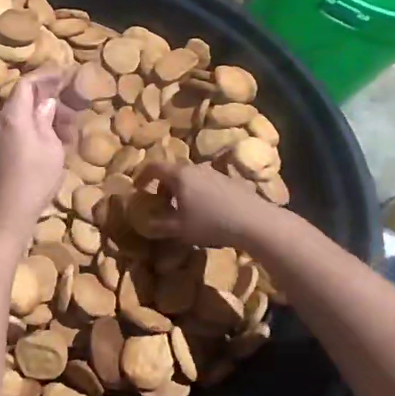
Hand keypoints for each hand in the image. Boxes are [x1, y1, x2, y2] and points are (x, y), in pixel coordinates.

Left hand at [0, 73, 73, 227]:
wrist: (2, 213)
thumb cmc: (33, 179)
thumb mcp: (51, 147)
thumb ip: (47, 120)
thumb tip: (46, 103)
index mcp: (12, 116)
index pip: (26, 84)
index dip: (46, 77)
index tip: (65, 76)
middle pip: (21, 101)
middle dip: (47, 101)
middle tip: (72, 114)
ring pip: (17, 119)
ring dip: (40, 119)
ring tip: (64, 135)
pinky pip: (11, 134)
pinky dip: (29, 132)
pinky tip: (46, 147)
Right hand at [137, 161, 276, 247]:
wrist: (256, 223)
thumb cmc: (211, 222)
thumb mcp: (178, 228)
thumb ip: (156, 224)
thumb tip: (143, 222)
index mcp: (179, 175)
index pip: (153, 167)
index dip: (141, 177)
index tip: (138, 189)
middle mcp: (195, 168)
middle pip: (172, 172)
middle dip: (162, 186)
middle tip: (161, 203)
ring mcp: (215, 173)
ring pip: (190, 177)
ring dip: (181, 190)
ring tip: (183, 209)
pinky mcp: (231, 181)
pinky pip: (206, 183)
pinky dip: (197, 192)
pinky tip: (206, 211)